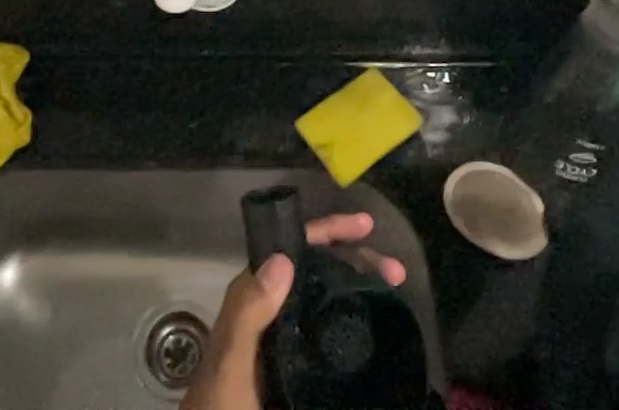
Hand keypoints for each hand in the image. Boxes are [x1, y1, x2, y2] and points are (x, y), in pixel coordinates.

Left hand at [179, 212, 406, 409]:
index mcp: (255, 294)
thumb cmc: (221, 401)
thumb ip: (248, 312)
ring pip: (328, 292)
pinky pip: (332, 324)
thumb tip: (283, 259)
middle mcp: (272, 304)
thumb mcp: (232, 358)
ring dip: (361, 284)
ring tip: (396, 290)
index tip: (366, 226)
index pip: (294, 246)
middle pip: (317, 266)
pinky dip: (356, 314)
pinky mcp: (299, 359)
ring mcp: (287, 331)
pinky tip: (378, 322)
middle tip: (396, 270)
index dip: (329, 231)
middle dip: (357, 258)